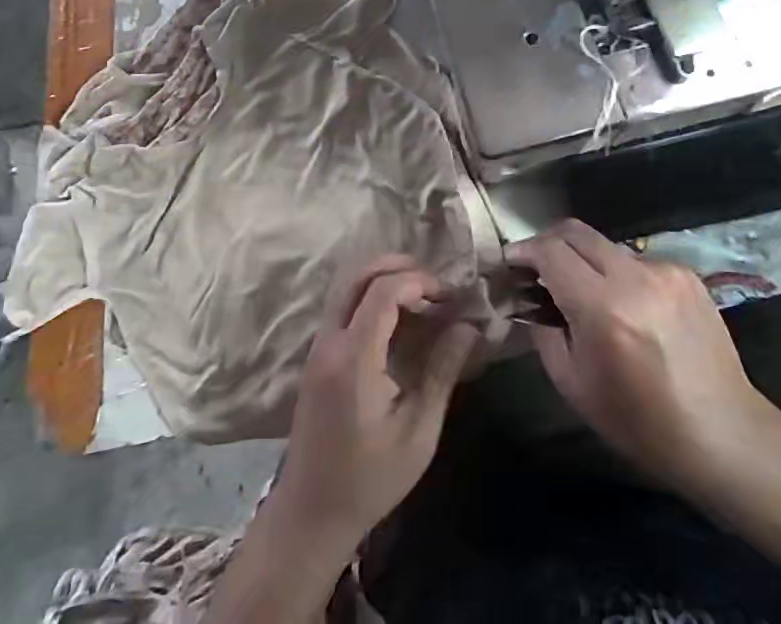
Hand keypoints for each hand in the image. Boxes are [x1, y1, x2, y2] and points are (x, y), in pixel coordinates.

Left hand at [273, 254, 479, 544]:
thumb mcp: (418, 430)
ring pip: (345, 287)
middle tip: (436, 286)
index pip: (382, 291)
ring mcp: (317, 349)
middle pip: (355, 275)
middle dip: (398, 266)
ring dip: (384, 280)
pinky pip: (343, 308)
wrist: (311, 513)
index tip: (450, 297)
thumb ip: (442, 371)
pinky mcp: (317, 358)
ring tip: (424, 300)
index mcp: (353, 359)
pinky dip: (372, 299)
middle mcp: (328, 343)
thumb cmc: (370, 478)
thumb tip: (470, 326)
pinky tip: (402, 321)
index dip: (420, 281)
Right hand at [513, 219, 773, 489]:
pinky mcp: (688, 275)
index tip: (511, 262)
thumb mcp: (573, 384)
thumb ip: (545, 332)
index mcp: (604, 308)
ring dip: (587, 261)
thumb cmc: (639, 421)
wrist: (721, 432)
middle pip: (577, 232)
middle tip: (537, 268)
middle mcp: (636, 277)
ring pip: (608, 247)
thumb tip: (531, 300)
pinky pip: (638, 261)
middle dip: (549, 242)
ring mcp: (667, 271)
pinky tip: (628, 307)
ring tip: (586, 296)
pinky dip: (621, 276)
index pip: (551, 251)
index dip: (524, 250)